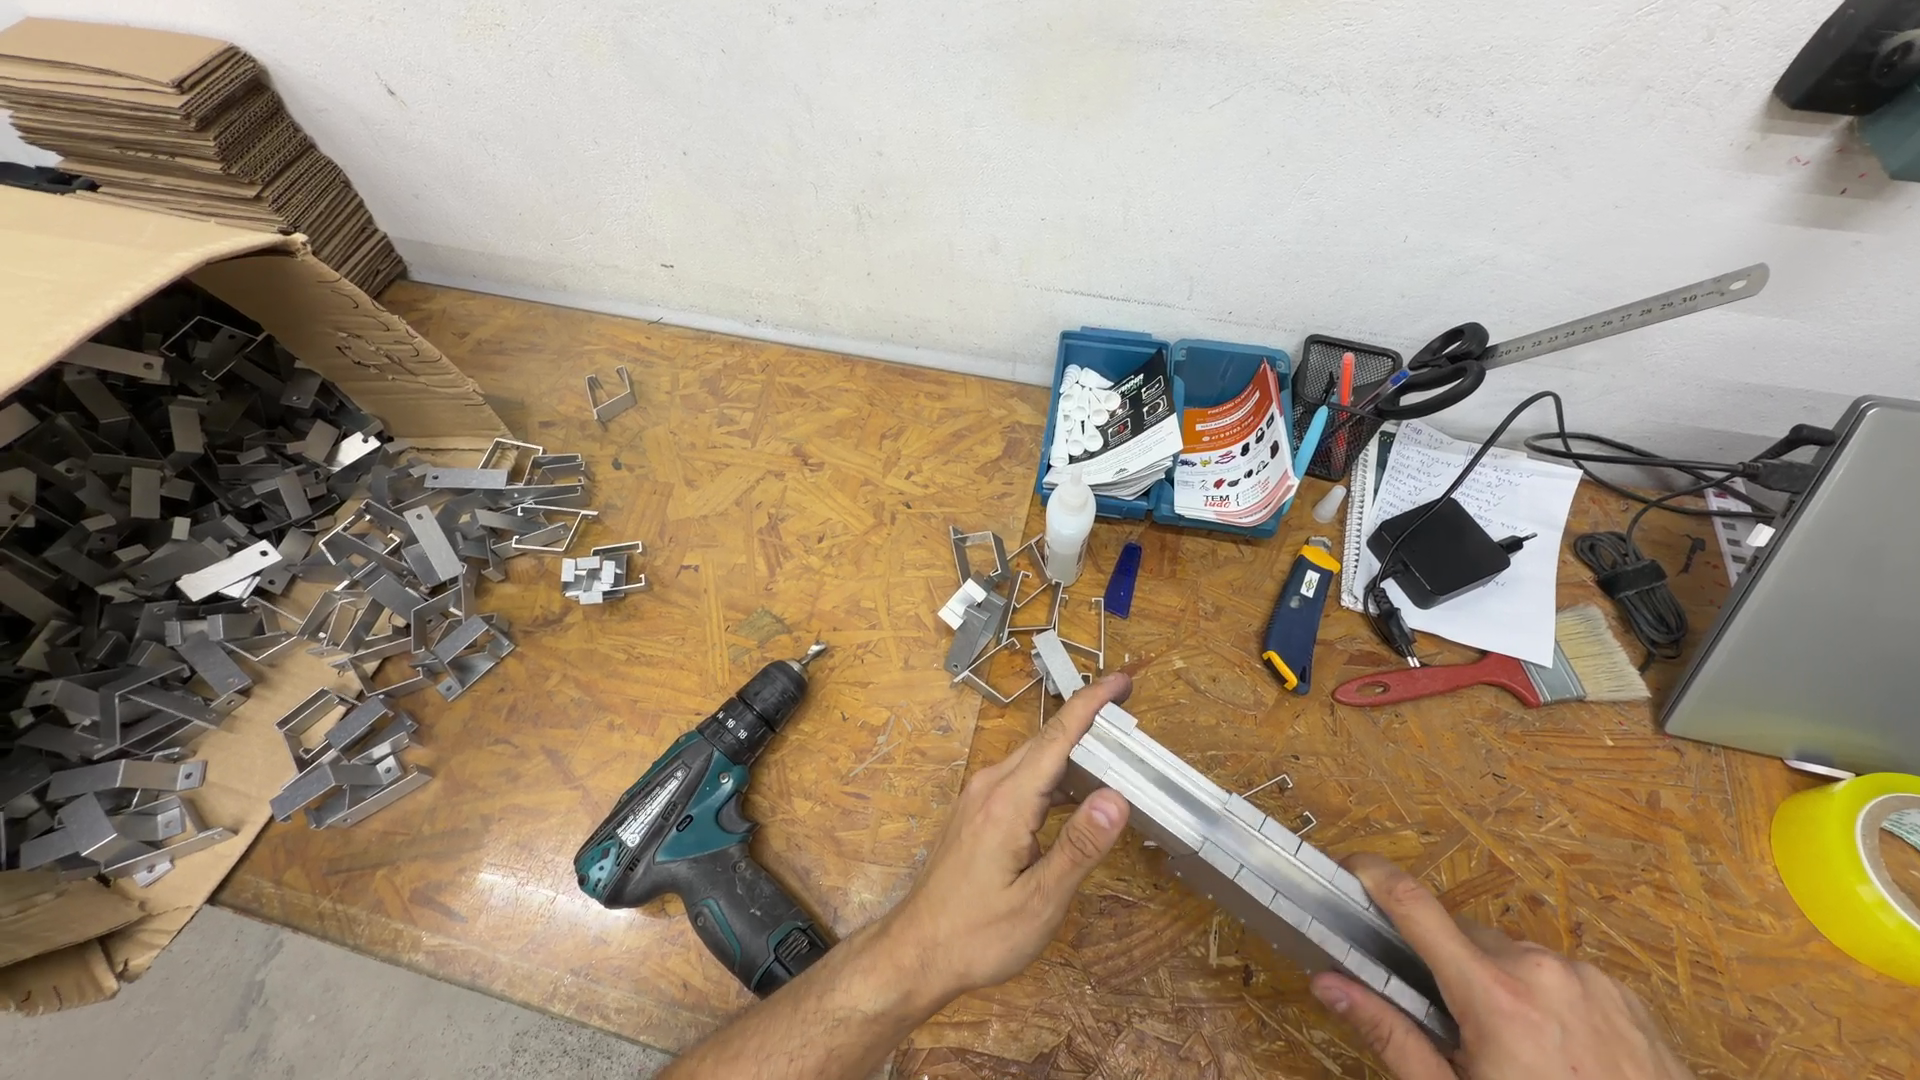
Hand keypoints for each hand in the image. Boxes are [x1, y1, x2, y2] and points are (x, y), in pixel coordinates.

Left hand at [876, 673, 1133, 1000]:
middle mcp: (990, 787)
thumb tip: (1117, 798)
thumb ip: (1079, 848)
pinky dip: (1054, 778)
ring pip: (1033, 761)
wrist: (916, 952)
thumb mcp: (1039, 901)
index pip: (1057, 738)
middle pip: (1046, 742)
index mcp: (1007, 801)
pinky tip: (1077, 795)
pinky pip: (1022, 780)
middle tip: (1127, 709)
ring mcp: (979, 798)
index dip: (1091, 704)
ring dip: (1072, 751)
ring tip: (1113, 750)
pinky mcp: (977, 813)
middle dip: (1087, 719)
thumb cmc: (977, 934)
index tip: (1122, 681)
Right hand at [1310, 854, 1693, 1079]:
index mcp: (1495, 997)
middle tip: (1450, 1023)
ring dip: (1496, 982)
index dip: (1375, 876)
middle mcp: (1543, 971)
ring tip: (1513, 1049)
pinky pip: (1560, 975)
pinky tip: (1556, 1050)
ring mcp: (1591, 980)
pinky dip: (1543, 996)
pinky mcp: (1626, 996)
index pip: (1416, 907)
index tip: (1351, 867)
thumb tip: (1327, 984)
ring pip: (1513, 956)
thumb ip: (1390, 1034)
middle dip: (1446, 965)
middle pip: (1464, 936)